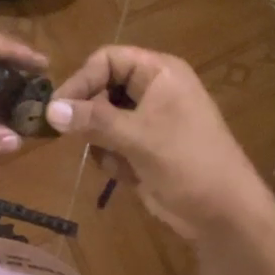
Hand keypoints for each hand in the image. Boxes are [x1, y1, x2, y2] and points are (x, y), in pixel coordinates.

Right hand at [47, 45, 274, 240]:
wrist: (225, 215)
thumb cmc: (187, 163)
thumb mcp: (137, 137)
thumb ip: (92, 120)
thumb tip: (49, 109)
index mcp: (159, 73)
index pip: (107, 59)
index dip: (81, 79)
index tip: (57, 107)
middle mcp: (153, 89)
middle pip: (102, 88)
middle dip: (90, 116)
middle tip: (75, 137)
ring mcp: (149, 120)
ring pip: (102, 118)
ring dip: (100, 141)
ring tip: (114, 160)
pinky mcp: (145, 147)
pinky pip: (112, 141)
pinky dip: (112, 158)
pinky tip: (127, 174)